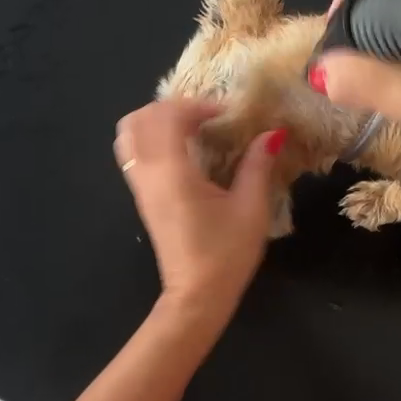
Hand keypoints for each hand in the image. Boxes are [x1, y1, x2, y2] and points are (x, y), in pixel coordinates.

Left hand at [114, 99, 282, 313]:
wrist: (197, 295)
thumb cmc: (226, 254)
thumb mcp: (251, 208)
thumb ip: (258, 165)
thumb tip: (272, 134)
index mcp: (172, 172)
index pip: (169, 116)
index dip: (198, 105)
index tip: (228, 114)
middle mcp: (148, 173)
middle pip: (141, 118)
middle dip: (174, 107)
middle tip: (206, 115)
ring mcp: (140, 187)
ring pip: (129, 134)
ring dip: (156, 120)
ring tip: (189, 128)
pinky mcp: (142, 198)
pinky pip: (132, 154)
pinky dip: (150, 138)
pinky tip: (182, 151)